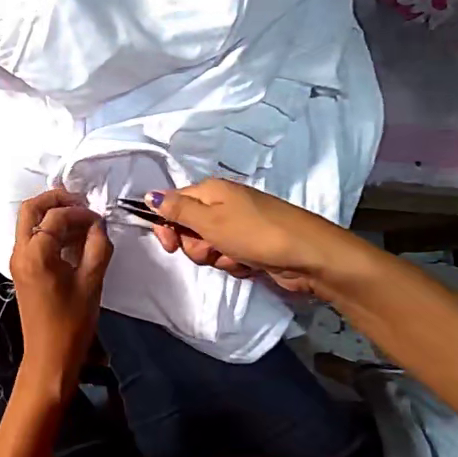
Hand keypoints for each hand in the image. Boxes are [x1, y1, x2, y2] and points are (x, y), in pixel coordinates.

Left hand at [8, 189, 111, 404]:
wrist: (49, 357)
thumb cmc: (72, 322)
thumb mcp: (92, 281)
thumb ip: (97, 246)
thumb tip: (98, 224)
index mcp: (35, 252)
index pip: (56, 216)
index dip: (80, 212)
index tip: (100, 220)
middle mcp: (20, 251)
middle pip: (31, 209)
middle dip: (56, 200)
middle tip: (82, 203)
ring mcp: (17, 261)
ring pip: (29, 223)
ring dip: (53, 215)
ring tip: (83, 223)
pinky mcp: (22, 270)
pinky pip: (32, 239)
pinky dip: (50, 232)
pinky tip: (73, 241)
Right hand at [146, 179, 365, 298]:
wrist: (309, 256)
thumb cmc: (256, 234)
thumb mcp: (210, 222)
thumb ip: (177, 210)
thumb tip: (148, 195)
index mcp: (211, 191)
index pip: (172, 203)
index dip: (166, 225)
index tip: (169, 245)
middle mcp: (223, 204)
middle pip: (188, 227)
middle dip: (195, 246)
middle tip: (211, 250)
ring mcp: (238, 225)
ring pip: (207, 246)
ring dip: (216, 257)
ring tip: (235, 258)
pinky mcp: (251, 245)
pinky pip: (227, 256)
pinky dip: (233, 264)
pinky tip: (249, 265)